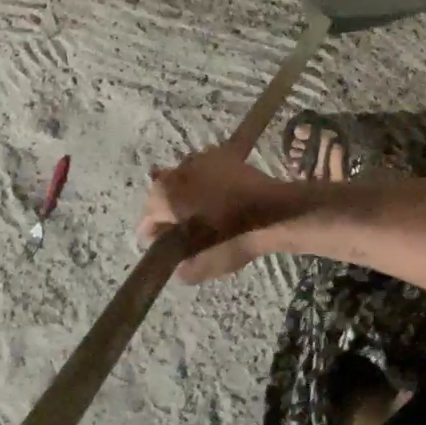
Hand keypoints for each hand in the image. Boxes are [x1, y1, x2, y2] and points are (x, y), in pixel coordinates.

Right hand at [135, 147, 297, 282]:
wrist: (276, 210)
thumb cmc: (236, 236)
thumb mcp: (207, 263)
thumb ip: (186, 267)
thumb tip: (180, 269)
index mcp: (169, 194)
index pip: (149, 211)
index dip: (152, 230)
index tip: (156, 243)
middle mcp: (182, 170)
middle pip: (164, 189)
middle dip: (167, 208)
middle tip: (178, 229)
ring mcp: (205, 158)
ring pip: (183, 176)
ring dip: (185, 192)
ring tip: (197, 213)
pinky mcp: (226, 155)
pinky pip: (205, 166)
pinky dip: (205, 180)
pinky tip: (216, 196)